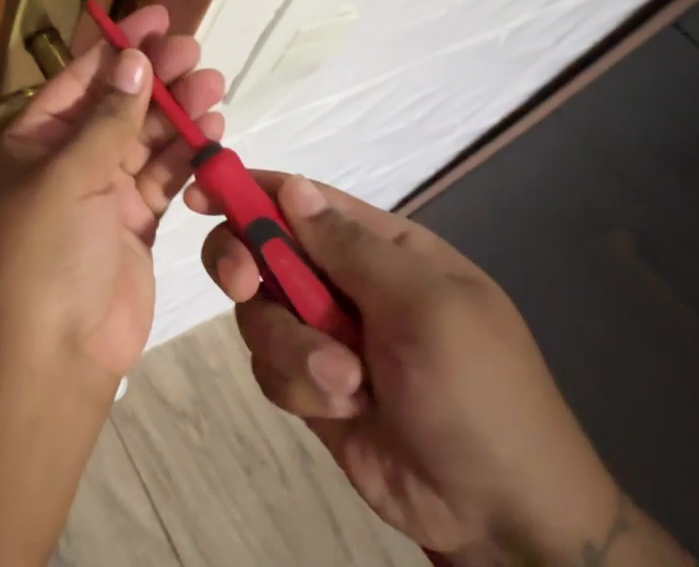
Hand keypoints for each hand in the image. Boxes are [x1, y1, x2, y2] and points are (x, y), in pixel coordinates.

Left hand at [0, 5, 223, 383]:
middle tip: (197, 52)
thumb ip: (107, 119)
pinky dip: (188, 155)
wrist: (55, 351)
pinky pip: (165, 177)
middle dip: (156, 77)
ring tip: (215, 84)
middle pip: (118, 104)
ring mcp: (103, 191)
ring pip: (146, 138)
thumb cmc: (45, 253)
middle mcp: (66, 159)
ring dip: (178, 112)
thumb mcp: (68, 176)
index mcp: (32, 140)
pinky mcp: (136, 222)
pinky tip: (214, 130)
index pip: (78, 78)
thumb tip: (133, 60)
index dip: (118, 46)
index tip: (159, 17)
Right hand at [188, 173, 650, 562]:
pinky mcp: (309, 384)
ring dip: (294, 349)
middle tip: (245, 287)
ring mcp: (323, 335)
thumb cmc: (479, 391)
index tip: (199, 194)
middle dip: (246, 267)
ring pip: (259, 315)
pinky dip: (299, 385)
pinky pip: (267, 366)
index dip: (248, 191)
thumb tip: (293, 186)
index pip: (301, 202)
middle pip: (260, 251)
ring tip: (350, 384)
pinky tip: (347, 409)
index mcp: (383, 249)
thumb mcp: (426, 306)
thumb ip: (351, 246)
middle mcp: (345, 284)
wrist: (499, 511)